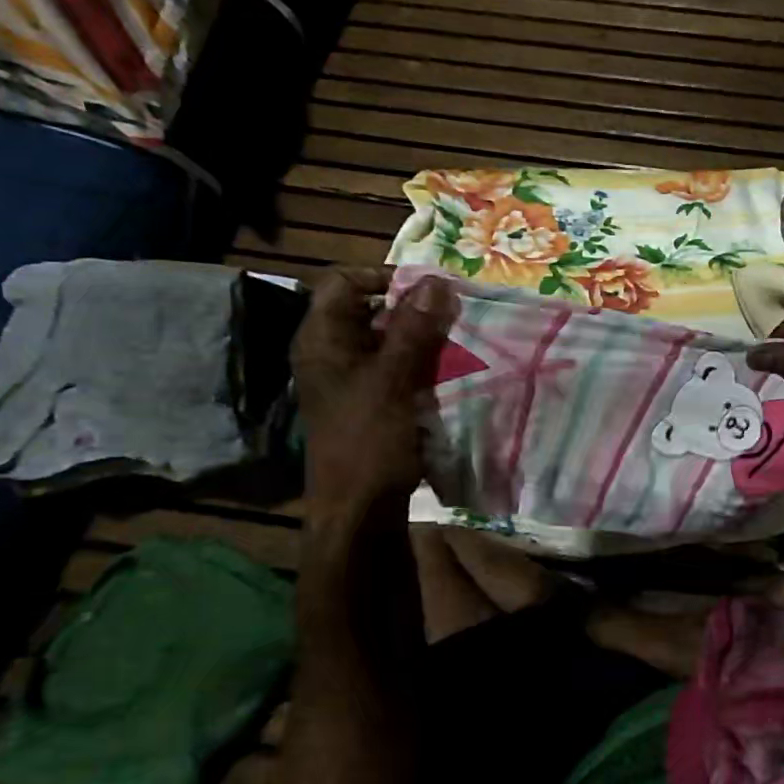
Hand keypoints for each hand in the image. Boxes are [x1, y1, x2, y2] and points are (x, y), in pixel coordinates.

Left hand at [292, 267, 455, 515]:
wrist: (360, 506)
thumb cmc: (368, 440)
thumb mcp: (393, 380)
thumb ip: (414, 330)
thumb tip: (436, 282)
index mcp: (322, 339)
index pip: (344, 282)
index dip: (383, 277)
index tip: (429, 291)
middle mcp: (334, 350)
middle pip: (371, 308)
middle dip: (415, 308)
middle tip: (455, 316)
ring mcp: (354, 375)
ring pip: (391, 337)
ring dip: (425, 336)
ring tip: (461, 341)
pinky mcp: (375, 397)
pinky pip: (401, 365)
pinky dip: (425, 361)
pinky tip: (453, 369)